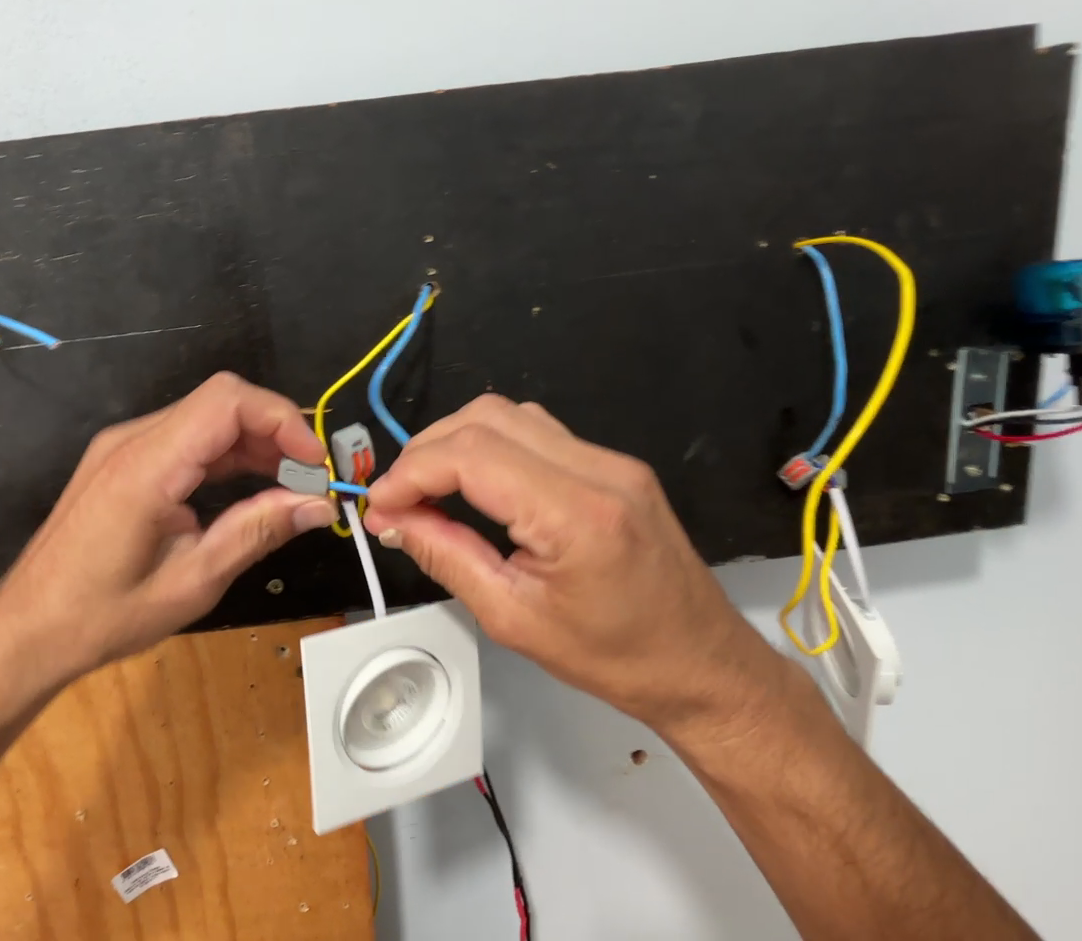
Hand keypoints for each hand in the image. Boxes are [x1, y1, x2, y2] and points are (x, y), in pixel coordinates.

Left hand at [0, 372, 336, 681]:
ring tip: (292, 485)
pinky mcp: (120, 462)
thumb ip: (256, 532)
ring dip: (253, 444)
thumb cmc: (105, 615)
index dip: (281, 419)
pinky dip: (223, 455)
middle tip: (311, 479)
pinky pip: (183, 440)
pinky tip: (251, 486)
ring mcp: (121, 447)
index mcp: (147, 465)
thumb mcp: (192, 581)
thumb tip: (317, 505)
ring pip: (204, 419)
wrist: (28, 630)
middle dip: (274, 432)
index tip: (315, 464)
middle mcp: (132, 440)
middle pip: (219, 403)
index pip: (226, 401)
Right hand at [363, 395, 773, 735]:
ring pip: (509, 415)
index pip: (470, 456)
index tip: (378, 506)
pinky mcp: (615, 466)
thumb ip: (446, 556)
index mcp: (575, 513)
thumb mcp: (513, 619)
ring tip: (426, 488)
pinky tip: (471, 482)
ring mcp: (612, 461)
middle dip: (425, 451)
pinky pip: (536, 431)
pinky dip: (488, 446)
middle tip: (396, 499)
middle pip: (485, 418)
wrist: (703, 666)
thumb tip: (391, 519)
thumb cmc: (613, 658)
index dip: (410, 472)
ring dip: (455, 442)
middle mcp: (598, 469)